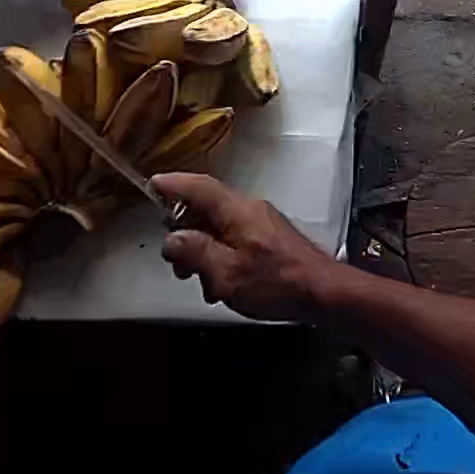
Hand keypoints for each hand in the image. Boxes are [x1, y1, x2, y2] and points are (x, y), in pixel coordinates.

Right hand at [155, 173, 346, 322]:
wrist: (321, 290)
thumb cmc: (274, 281)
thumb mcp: (226, 272)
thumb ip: (196, 252)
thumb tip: (172, 237)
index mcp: (238, 210)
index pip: (201, 187)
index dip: (175, 184)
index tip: (153, 183)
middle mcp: (250, 209)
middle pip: (208, 209)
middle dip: (186, 234)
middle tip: (178, 266)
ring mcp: (261, 223)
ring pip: (220, 228)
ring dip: (204, 253)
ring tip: (203, 283)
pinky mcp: (269, 238)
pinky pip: (235, 240)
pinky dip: (221, 259)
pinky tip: (222, 287)